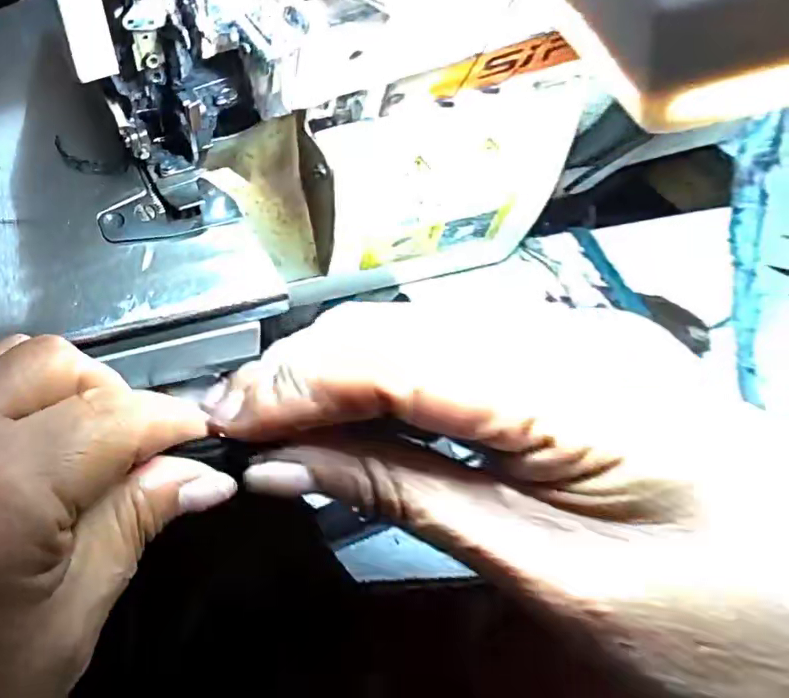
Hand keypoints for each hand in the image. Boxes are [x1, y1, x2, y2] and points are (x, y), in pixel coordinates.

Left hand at [0, 334, 239, 696]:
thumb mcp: (71, 616)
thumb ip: (132, 523)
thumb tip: (200, 473)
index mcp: (2, 485)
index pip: (106, 416)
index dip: (165, 420)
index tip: (200, 437)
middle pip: (57, 360)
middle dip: (111, 394)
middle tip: (137, 450)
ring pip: (16, 352)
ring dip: (64, 385)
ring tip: (85, 444)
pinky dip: (17, 388)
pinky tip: (32, 438)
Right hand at [209, 301, 788, 697]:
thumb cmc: (746, 634)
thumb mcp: (558, 579)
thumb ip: (400, 499)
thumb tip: (274, 465)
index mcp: (596, 394)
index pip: (387, 358)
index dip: (288, 384)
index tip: (224, 420)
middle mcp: (572, 336)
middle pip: (375, 328)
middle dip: (287, 375)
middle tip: (230, 422)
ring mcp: (562, 333)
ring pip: (384, 325)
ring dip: (312, 370)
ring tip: (266, 416)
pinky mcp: (547, 347)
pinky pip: (417, 340)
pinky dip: (355, 371)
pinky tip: (328, 405)